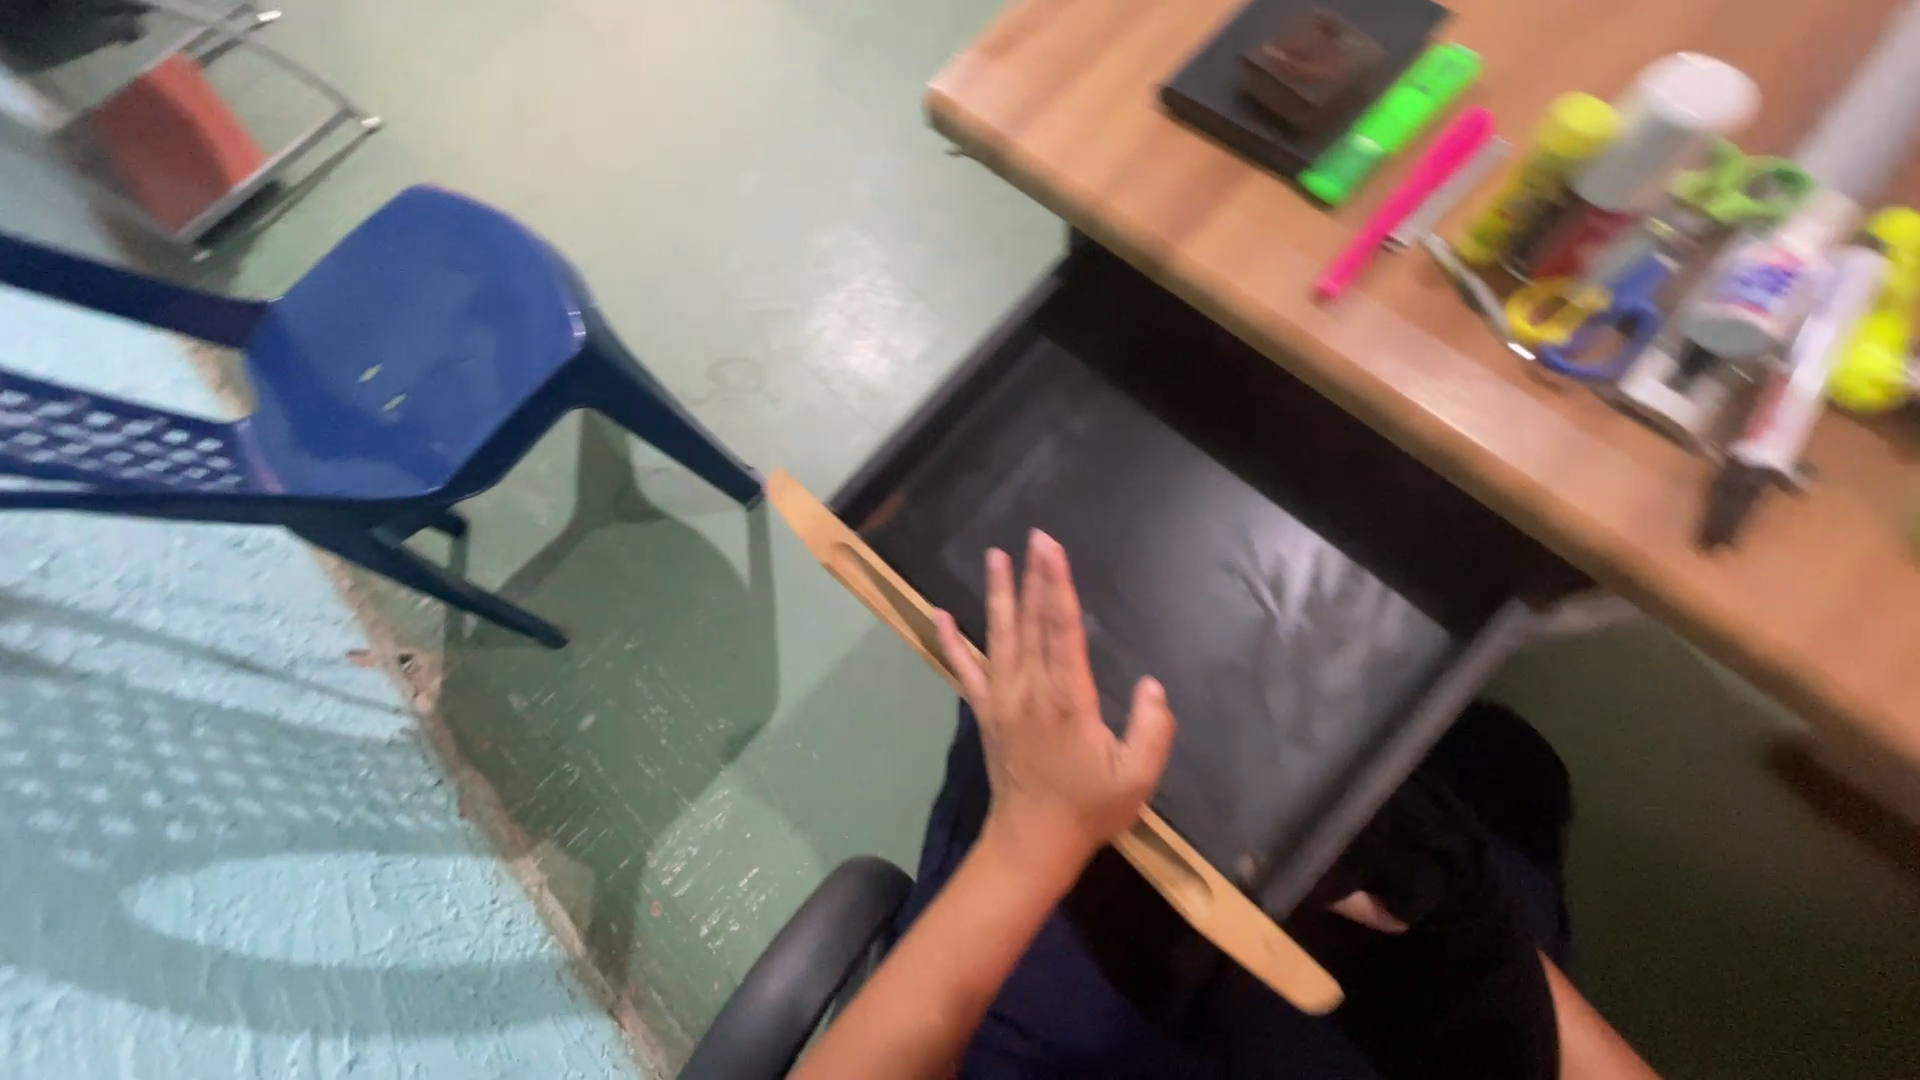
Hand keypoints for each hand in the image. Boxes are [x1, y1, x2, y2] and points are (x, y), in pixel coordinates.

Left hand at [933, 530, 1176, 877]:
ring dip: (998, 594)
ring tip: (995, 556)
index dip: (1057, 586)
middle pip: (1032, 623)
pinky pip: (964, 669)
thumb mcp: (1137, 778)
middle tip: (1034, 536)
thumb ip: (1152, 729)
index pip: (1062, 631)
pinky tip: (939, 614)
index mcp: (1067, 700)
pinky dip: (950, 641)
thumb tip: (1153, 686)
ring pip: (998, 636)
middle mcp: (1029, 690)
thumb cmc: (1089, 809)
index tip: (1052, 550)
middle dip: (1034, 577)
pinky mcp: (984, 711)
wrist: (1032, 842)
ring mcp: (1001, 699)